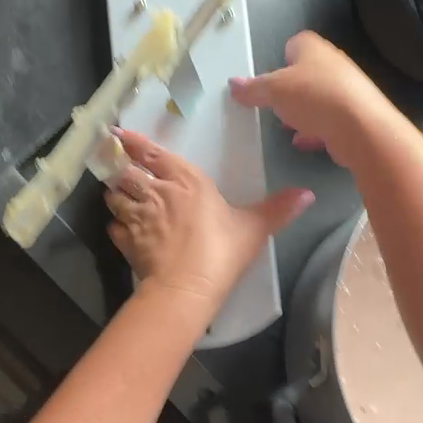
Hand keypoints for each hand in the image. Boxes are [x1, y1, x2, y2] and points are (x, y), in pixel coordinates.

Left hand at [104, 128, 312, 307]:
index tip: (119, 135)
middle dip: (119, 169)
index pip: (152, 153)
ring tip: (120, 199)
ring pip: (114, 197)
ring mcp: (137, 217)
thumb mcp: (255, 228)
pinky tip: (121, 231)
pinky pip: (114, 229)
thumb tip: (309, 195)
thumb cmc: (221, 251)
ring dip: (115, 196)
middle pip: (126, 172)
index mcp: (186, 180)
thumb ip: (278, 209)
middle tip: (117, 169)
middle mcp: (156, 192)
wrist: (188, 287)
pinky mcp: (126, 243)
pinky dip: (116, 228)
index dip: (134, 143)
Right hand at [229, 32, 405, 166]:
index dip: (281, 57)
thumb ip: (253, 89)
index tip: (269, 77)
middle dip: (290, 89)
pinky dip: (315, 130)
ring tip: (288, 126)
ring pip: (318, 97)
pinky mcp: (353, 115)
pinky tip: (303, 142)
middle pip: (307, 72)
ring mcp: (346, 90)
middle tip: (275, 104)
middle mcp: (332, 64)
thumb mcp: (274, 91)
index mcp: (313, 49)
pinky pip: (328, 121)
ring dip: (303, 111)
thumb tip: (232, 84)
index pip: (295, 43)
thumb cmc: (313, 97)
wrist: (359, 127)